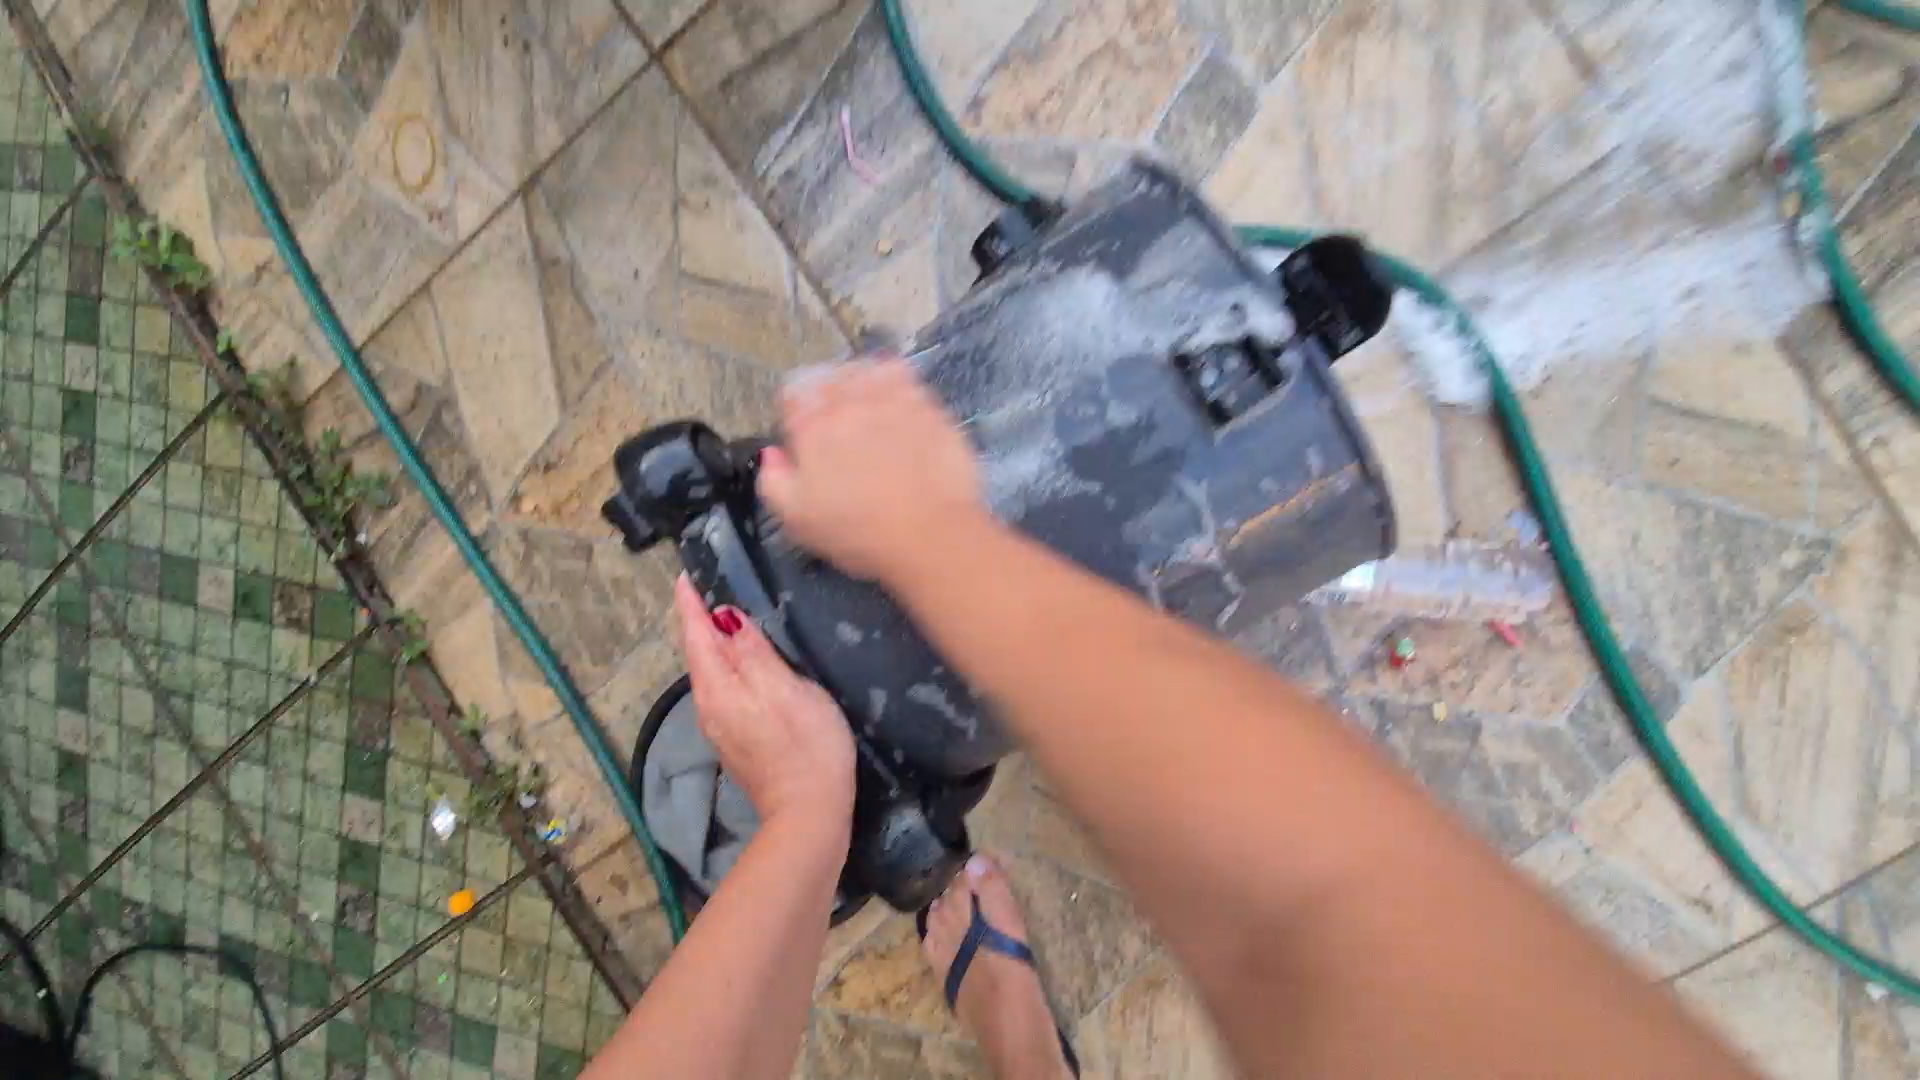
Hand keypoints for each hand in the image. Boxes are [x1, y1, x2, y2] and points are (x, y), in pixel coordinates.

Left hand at [673, 575, 855, 838]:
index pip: (695, 637)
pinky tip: (742, 662)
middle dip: (698, 621)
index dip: (690, 605)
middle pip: (698, 655)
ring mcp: (723, 728)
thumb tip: (725, 618)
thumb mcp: (785, 688)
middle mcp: (710, 707)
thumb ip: (753, 652)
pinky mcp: (739, 742)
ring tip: (722, 616)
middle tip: (704, 588)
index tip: (684, 576)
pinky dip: (726, 667)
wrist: (810, 812)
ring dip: (712, 644)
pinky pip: (724, 691)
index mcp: (718, 689)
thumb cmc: (806, 744)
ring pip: (710, 674)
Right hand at [757, 357, 989, 585]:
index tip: (804, 432)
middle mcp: (850, 403)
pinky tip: (900, 406)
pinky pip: (906, 379)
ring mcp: (893, 401)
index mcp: (812, 426)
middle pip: (830, 377)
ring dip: (863, 383)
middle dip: (828, 394)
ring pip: (868, 371)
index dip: (795, 410)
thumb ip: (774, 481)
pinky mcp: (929, 408)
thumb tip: (773, 454)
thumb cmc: (858, 533)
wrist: (930, 534)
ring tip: (869, 406)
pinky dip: (898, 385)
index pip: (793, 394)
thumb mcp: (797, 519)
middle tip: (837, 422)